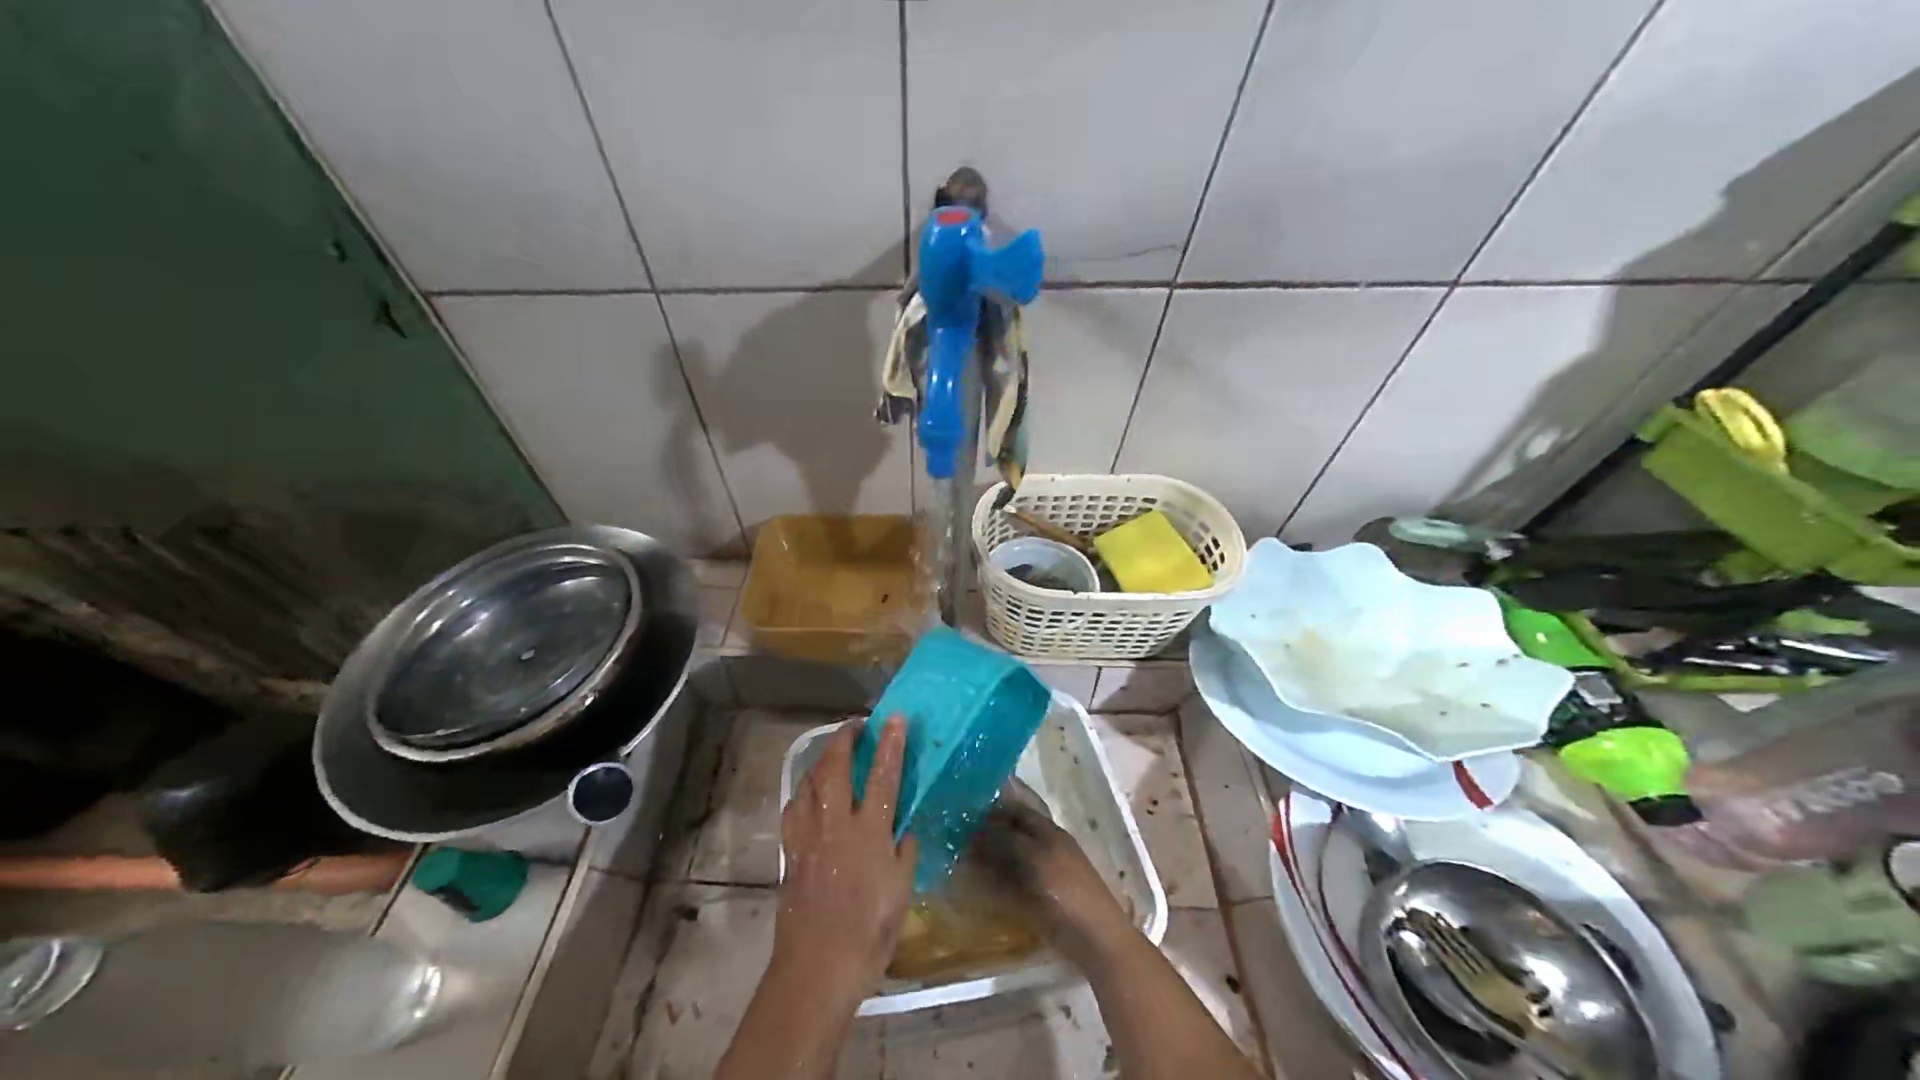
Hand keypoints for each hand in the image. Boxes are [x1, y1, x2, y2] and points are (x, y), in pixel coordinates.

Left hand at [773, 715, 919, 1005]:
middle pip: (836, 767)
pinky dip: (803, 792)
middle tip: (856, 725)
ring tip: (833, 752)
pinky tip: (809, 795)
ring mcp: (808, 836)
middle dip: (844, 738)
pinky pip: (794, 809)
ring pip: (810, 782)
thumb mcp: (902, 892)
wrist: (817, 966)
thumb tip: (902, 831)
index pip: (884, 776)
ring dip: (822, 760)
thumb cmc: (869, 933)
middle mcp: (836, 825)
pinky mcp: (790, 852)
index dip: (890, 743)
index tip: (895, 718)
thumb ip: (904, 853)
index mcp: (870, 833)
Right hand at [973, 795, 1130, 965]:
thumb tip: (979, 830)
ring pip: (1007, 858)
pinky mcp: (1035, 899)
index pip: (1017, 810)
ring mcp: (1040, 874)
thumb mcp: (1035, 857)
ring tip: (958, 856)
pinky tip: (973, 882)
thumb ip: (1008, 839)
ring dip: (986, 856)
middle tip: (955, 833)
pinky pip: (1008, 882)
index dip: (994, 807)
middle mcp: (1044, 847)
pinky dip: (992, 880)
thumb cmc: (1067, 891)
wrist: (1093, 938)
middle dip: (986, 832)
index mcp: (1049, 831)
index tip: (966, 808)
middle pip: (1011, 833)